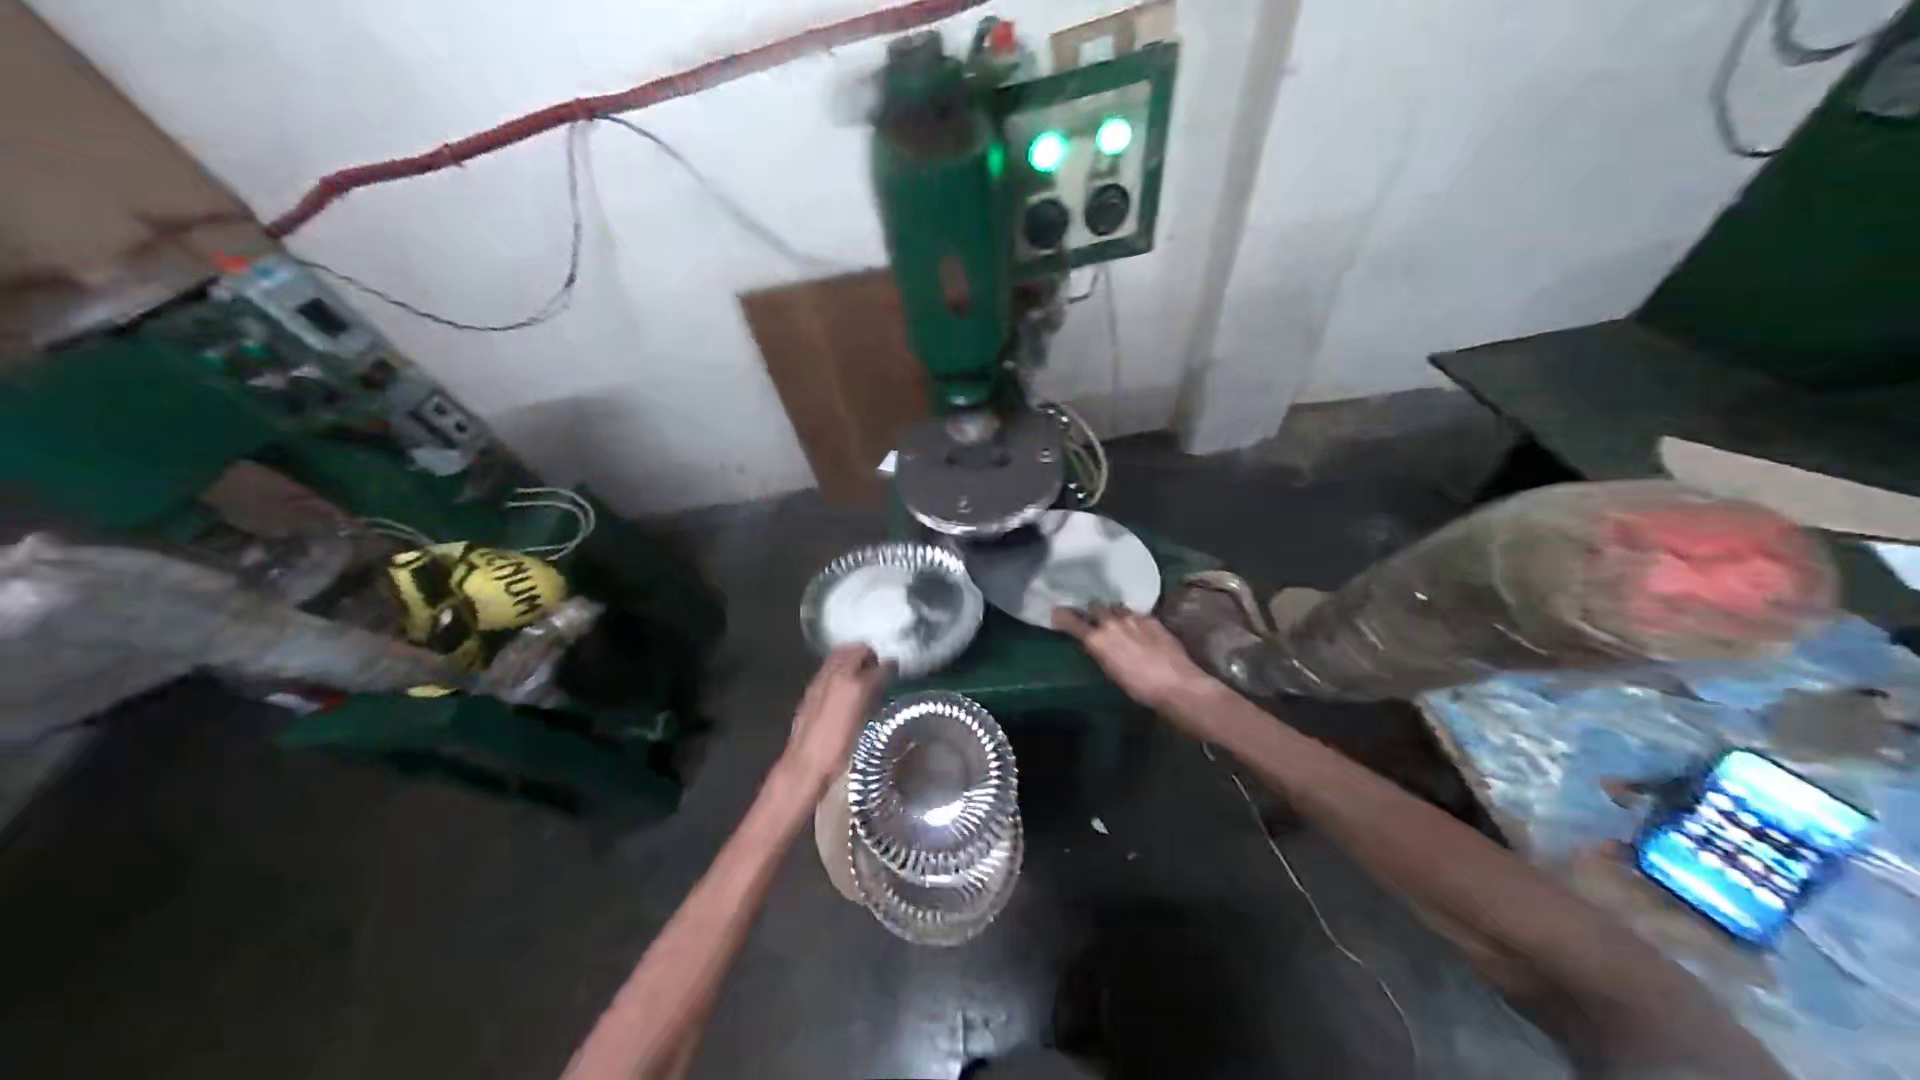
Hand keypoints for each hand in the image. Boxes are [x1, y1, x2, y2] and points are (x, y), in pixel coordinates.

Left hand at [779, 645, 887, 793]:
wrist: (805, 765)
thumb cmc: (838, 749)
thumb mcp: (863, 723)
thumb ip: (872, 696)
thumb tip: (880, 682)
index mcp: (853, 684)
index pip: (877, 664)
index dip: (889, 667)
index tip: (894, 671)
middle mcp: (835, 676)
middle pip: (855, 650)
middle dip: (868, 654)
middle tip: (877, 668)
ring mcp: (819, 682)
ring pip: (839, 655)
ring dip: (852, 659)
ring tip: (862, 675)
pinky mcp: (810, 691)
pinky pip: (828, 669)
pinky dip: (840, 669)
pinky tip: (845, 687)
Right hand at [1052, 605, 1220, 714]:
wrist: (1176, 684)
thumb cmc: (1139, 688)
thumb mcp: (1110, 672)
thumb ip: (1100, 652)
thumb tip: (1095, 643)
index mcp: (1097, 640)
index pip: (1071, 620)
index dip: (1062, 616)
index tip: (1057, 614)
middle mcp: (1111, 623)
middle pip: (1095, 605)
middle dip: (1092, 610)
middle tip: (1094, 618)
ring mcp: (1133, 618)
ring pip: (1116, 605)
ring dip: (1113, 611)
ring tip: (1117, 621)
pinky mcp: (1151, 618)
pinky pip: (1135, 612)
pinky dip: (1132, 618)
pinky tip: (1138, 628)